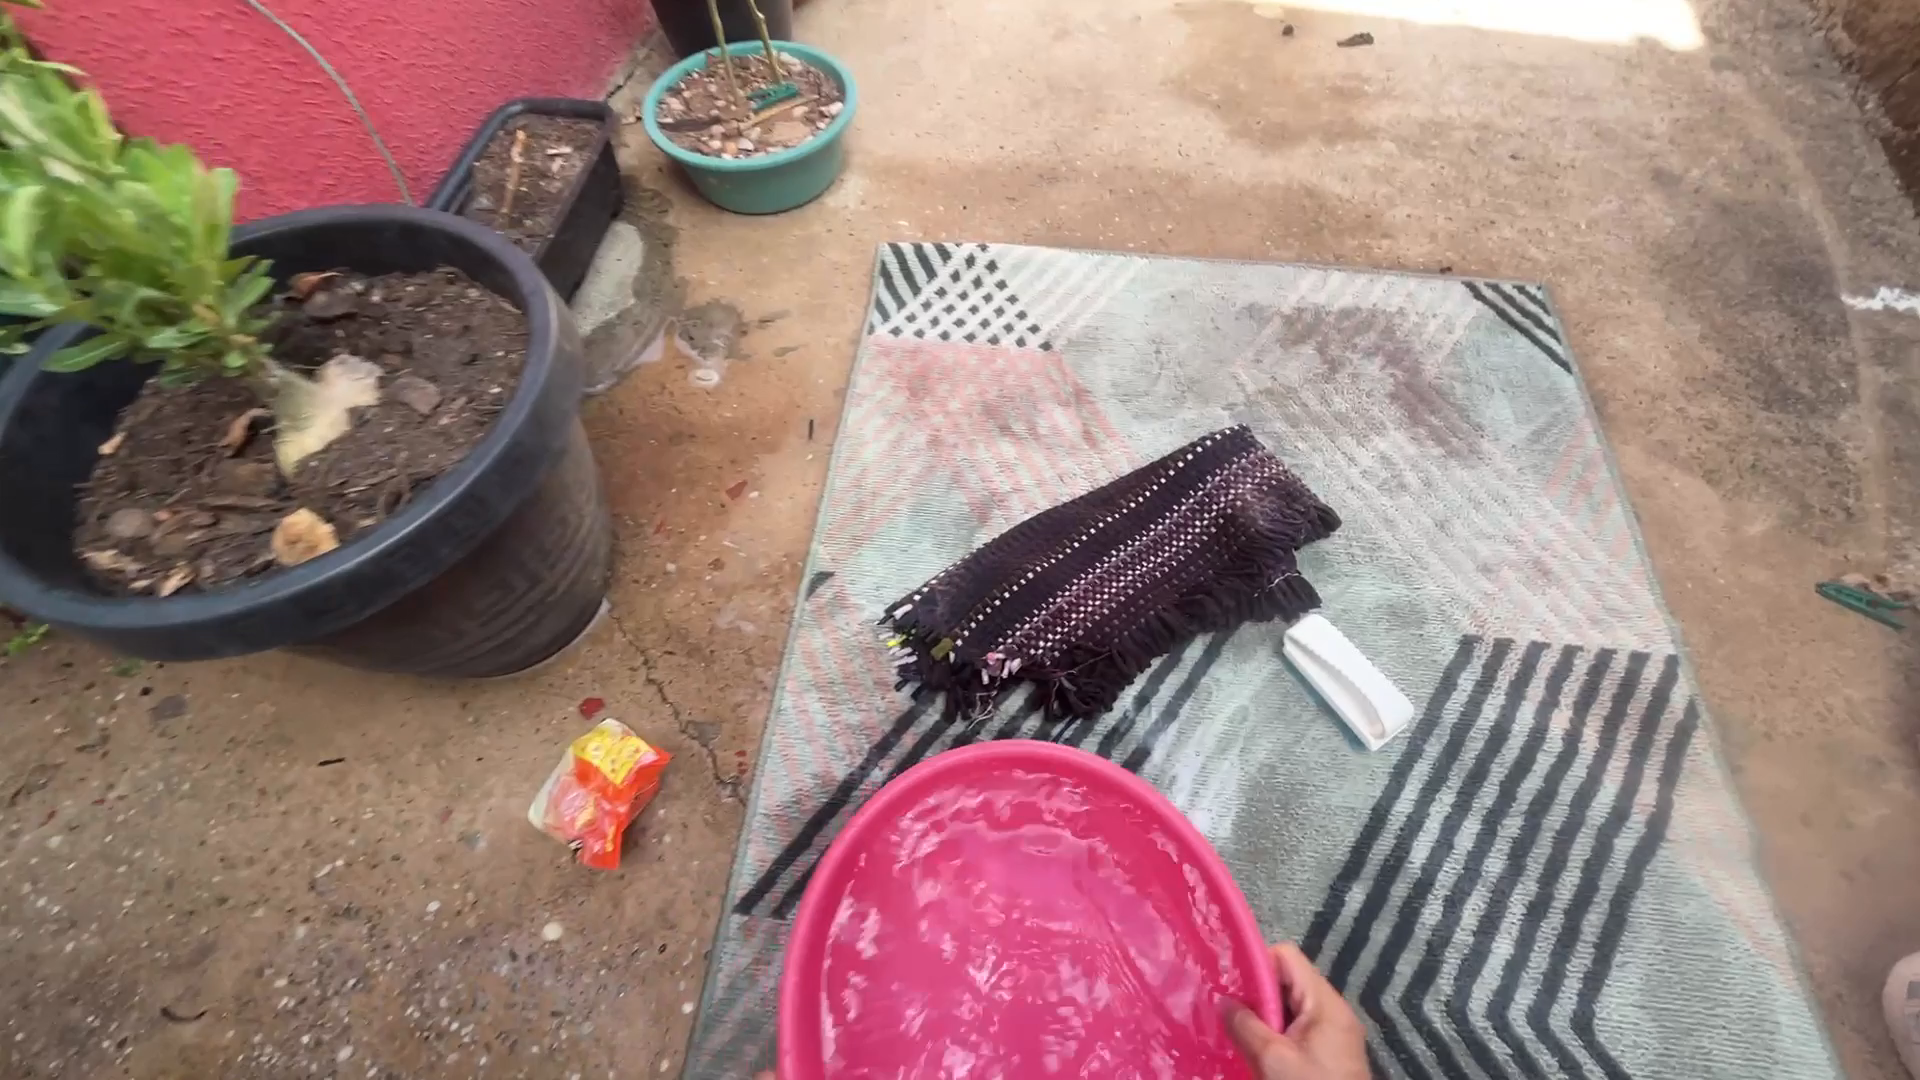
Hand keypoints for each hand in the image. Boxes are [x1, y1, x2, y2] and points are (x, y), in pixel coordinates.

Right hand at [1225, 942, 1369, 1079]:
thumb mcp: (1272, 1060)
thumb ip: (1244, 1024)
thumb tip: (1222, 1000)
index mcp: (1326, 1003)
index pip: (1286, 956)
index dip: (1257, 964)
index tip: (1234, 986)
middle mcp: (1333, 1010)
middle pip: (1287, 979)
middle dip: (1257, 992)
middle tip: (1234, 1012)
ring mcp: (1334, 1033)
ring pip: (1290, 1005)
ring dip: (1265, 1016)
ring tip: (1244, 1033)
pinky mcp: (1331, 1053)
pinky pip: (1298, 1027)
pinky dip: (1277, 1033)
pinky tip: (1261, 1051)